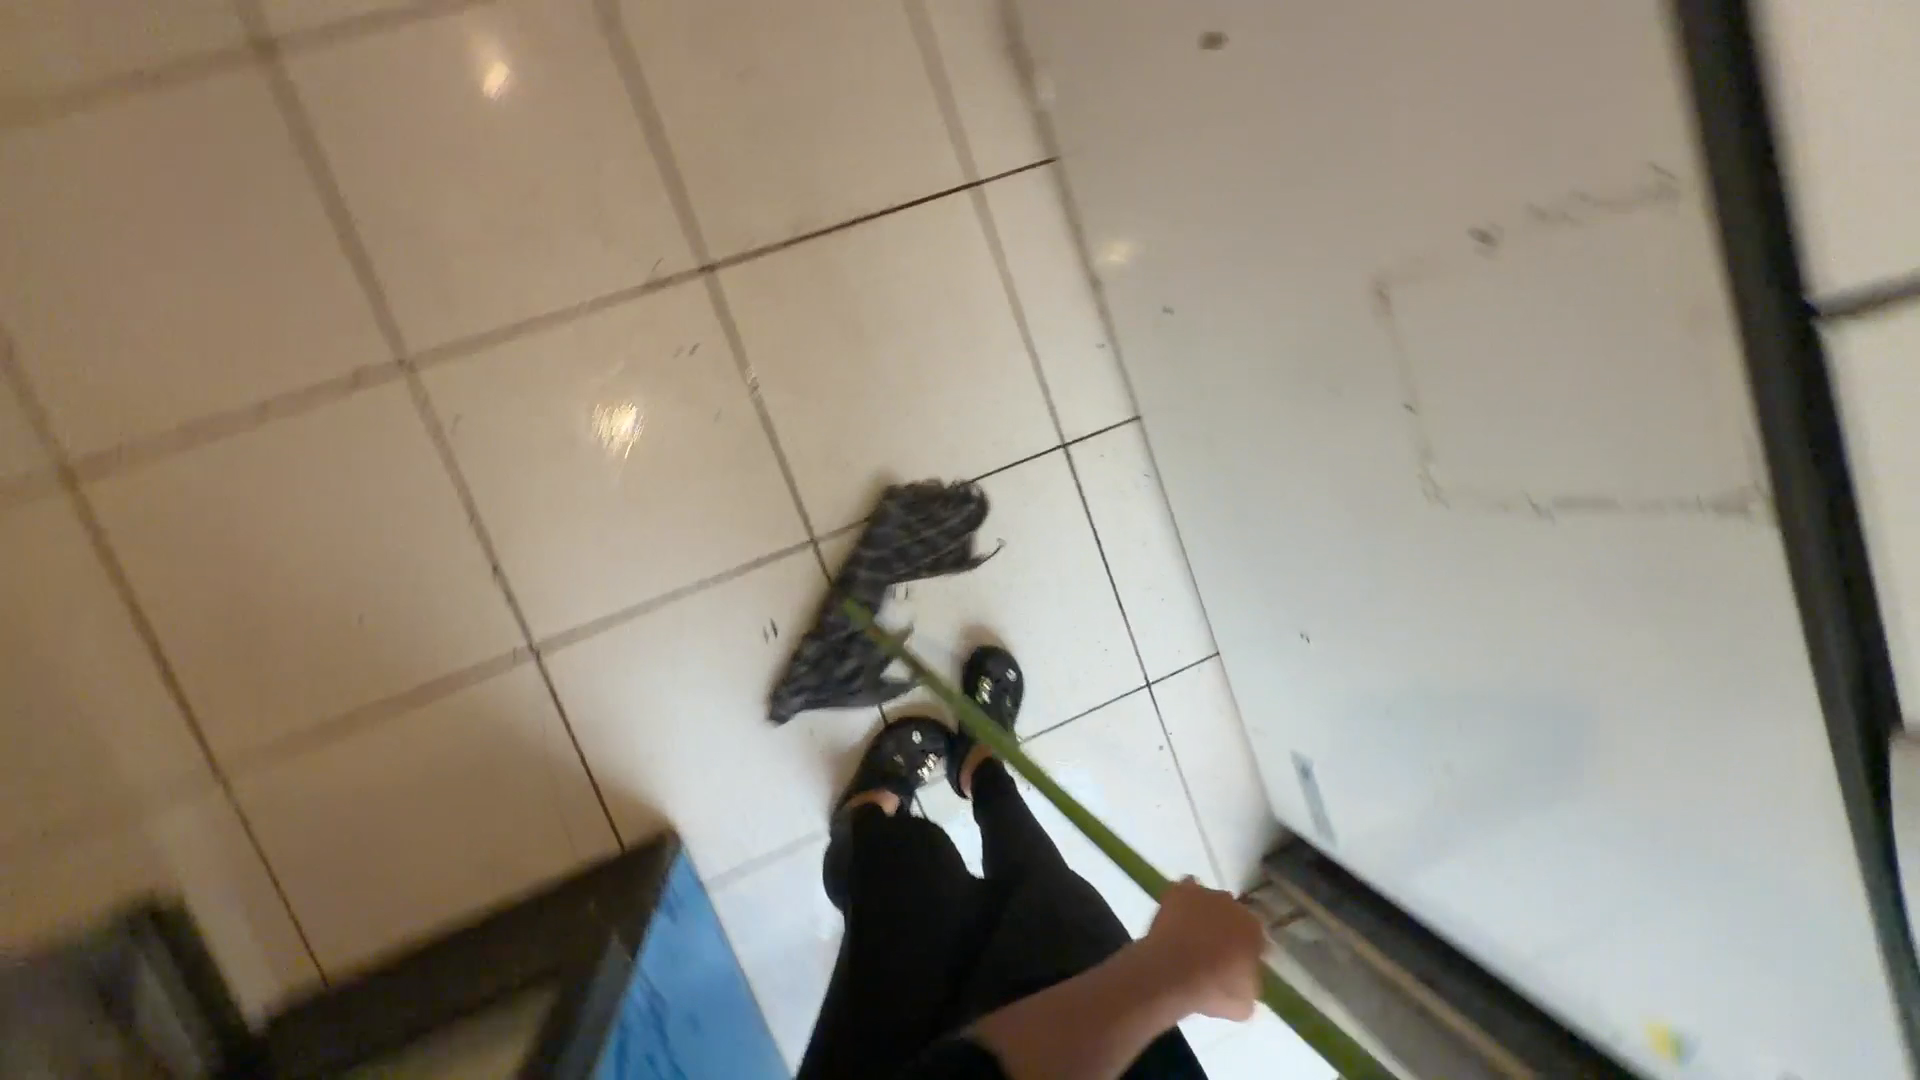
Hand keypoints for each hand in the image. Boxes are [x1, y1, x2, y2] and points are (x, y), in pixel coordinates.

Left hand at [1138, 878, 1264, 1020]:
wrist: (1171, 973)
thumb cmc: (1212, 990)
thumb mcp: (1245, 1003)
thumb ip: (1250, 983)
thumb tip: (1245, 976)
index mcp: (1253, 929)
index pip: (1257, 936)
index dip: (1247, 950)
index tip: (1237, 964)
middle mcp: (1232, 904)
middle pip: (1233, 915)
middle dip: (1227, 929)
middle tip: (1215, 950)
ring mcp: (1203, 894)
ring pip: (1210, 901)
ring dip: (1206, 914)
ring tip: (1193, 936)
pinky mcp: (1178, 891)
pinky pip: (1185, 891)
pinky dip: (1183, 901)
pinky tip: (1179, 917)